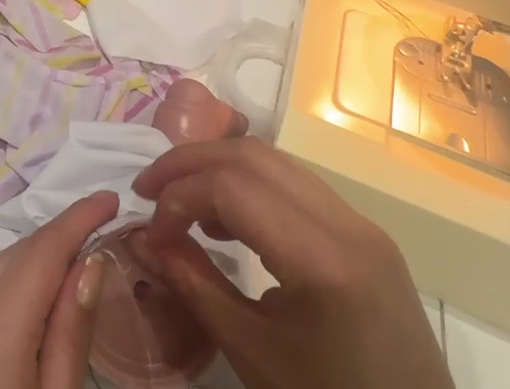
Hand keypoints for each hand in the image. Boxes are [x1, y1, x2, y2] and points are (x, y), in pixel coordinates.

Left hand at [0, 191, 117, 388]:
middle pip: (19, 254)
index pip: (43, 252)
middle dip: (62, 235)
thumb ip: (70, 332)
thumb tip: (90, 262)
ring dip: (37, 255)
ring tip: (79, 255)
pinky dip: (12, 279)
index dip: (78, 219)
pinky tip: (37, 289)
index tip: (111, 197)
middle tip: (104, 226)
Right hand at [132, 139, 453, 388]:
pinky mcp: (365, 233)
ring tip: (179, 203)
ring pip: (276, 161)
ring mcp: (362, 224)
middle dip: (190, 163)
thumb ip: (194, 285)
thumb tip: (144, 236)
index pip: (232, 186)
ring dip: (219, 169)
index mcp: (323, 260)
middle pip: (253, 155)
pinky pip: (297, 185)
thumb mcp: (252, 352)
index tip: (151, 233)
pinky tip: (226, 218)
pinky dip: (250, 186)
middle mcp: (348, 225)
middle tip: (148, 190)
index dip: (178, 196)